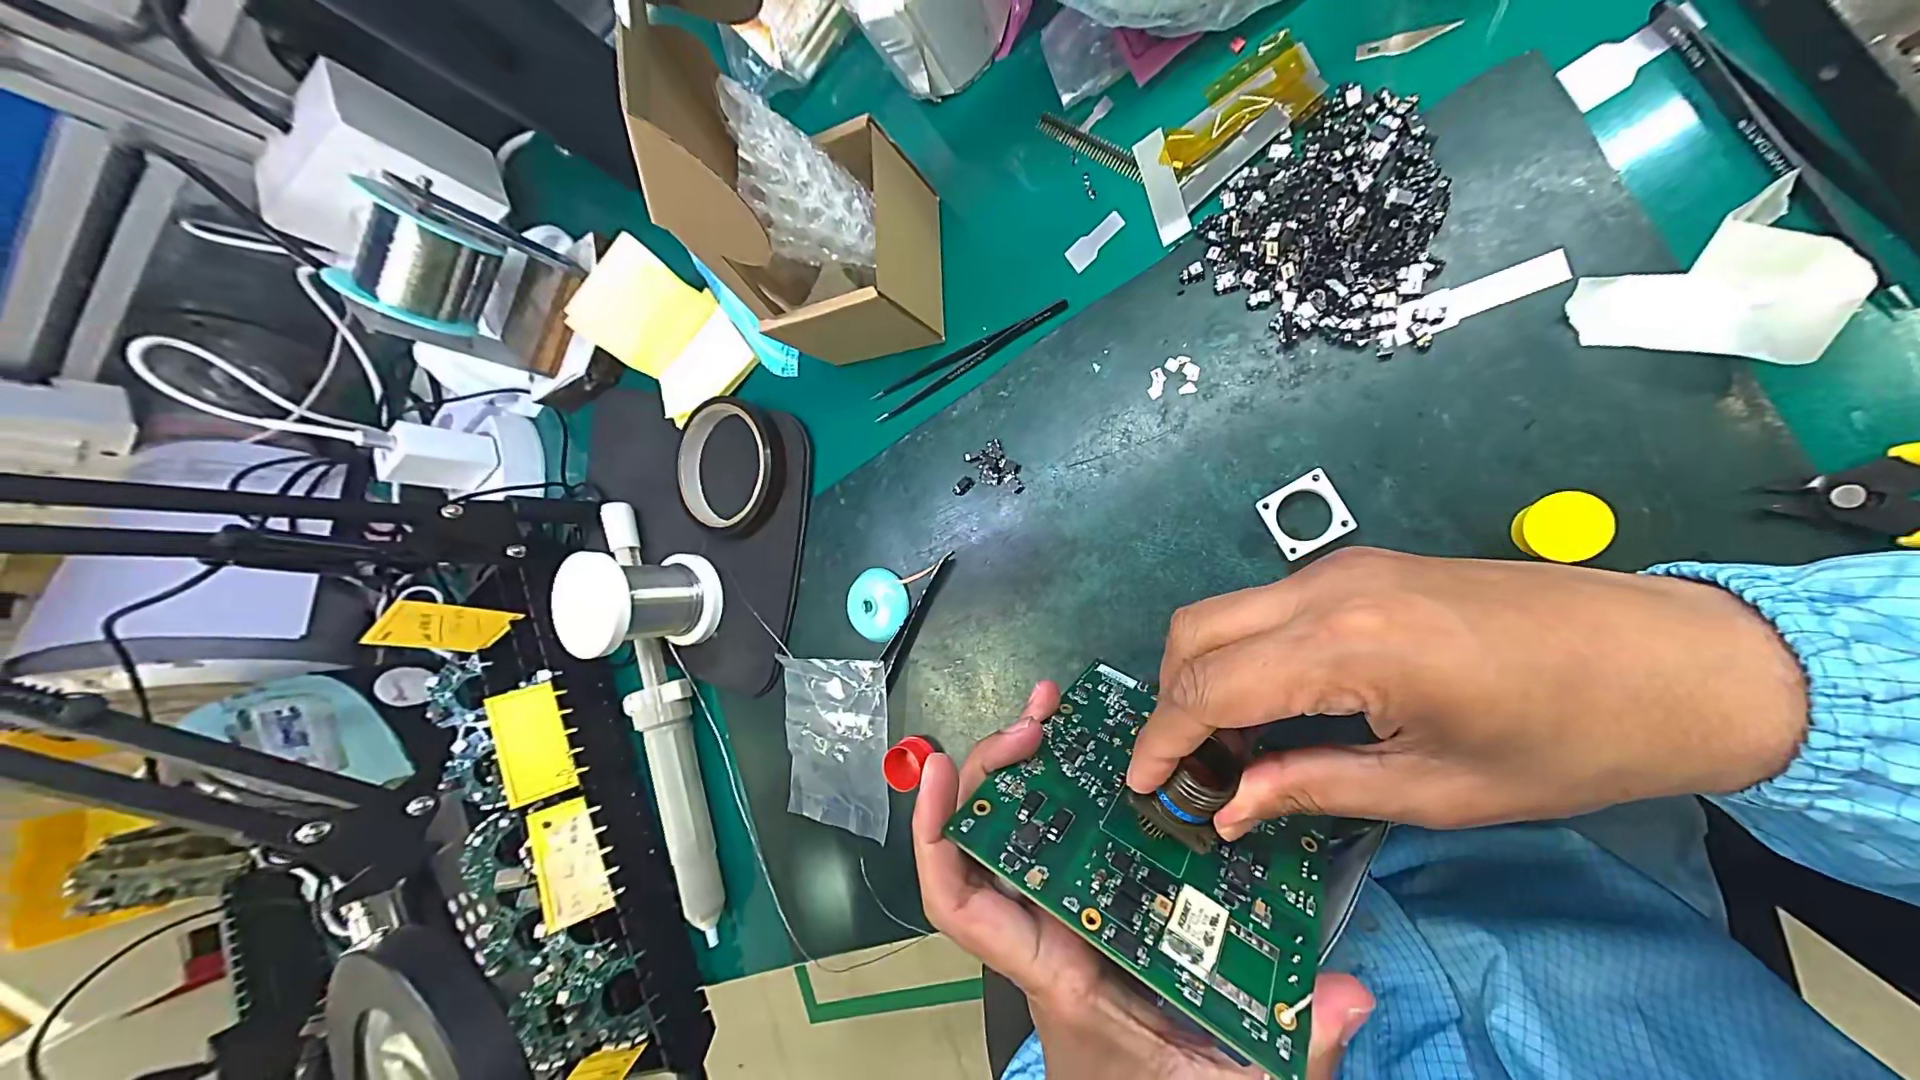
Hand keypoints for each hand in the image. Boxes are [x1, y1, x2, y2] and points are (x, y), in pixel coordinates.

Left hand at [915, 682, 1372, 1079]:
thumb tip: (1346, 990)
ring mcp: (1060, 907)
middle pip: (986, 840)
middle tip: (1035, 718)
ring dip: (1025, 761)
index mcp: (1054, 968)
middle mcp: (1042, 927)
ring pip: (1020, 825)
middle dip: (995, 770)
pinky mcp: (1086, 896)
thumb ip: (1289, 1052)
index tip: (944, 769)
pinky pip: (1060, 833)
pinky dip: (1062, 785)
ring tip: (1049, 707)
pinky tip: (1081, 745)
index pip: (962, 904)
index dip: (937, 835)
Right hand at [1128, 548, 1808, 834]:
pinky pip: (1262, 605)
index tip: (1141, 780)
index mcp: (1348, 647)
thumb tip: (1229, 807)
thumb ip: (1313, 787)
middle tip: (1183, 759)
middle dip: (1169, 696)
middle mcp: (1324, 590)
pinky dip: (1241, 650)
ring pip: (1222, 610)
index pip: (1212, 687)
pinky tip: (1271, 695)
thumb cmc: (1568, 742)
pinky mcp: (1353, 565)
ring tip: (1223, 735)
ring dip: (1202, 670)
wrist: (1680, 656)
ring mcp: (1337, 567)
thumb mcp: (1436, 790)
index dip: (1164, 737)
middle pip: (1195, 630)